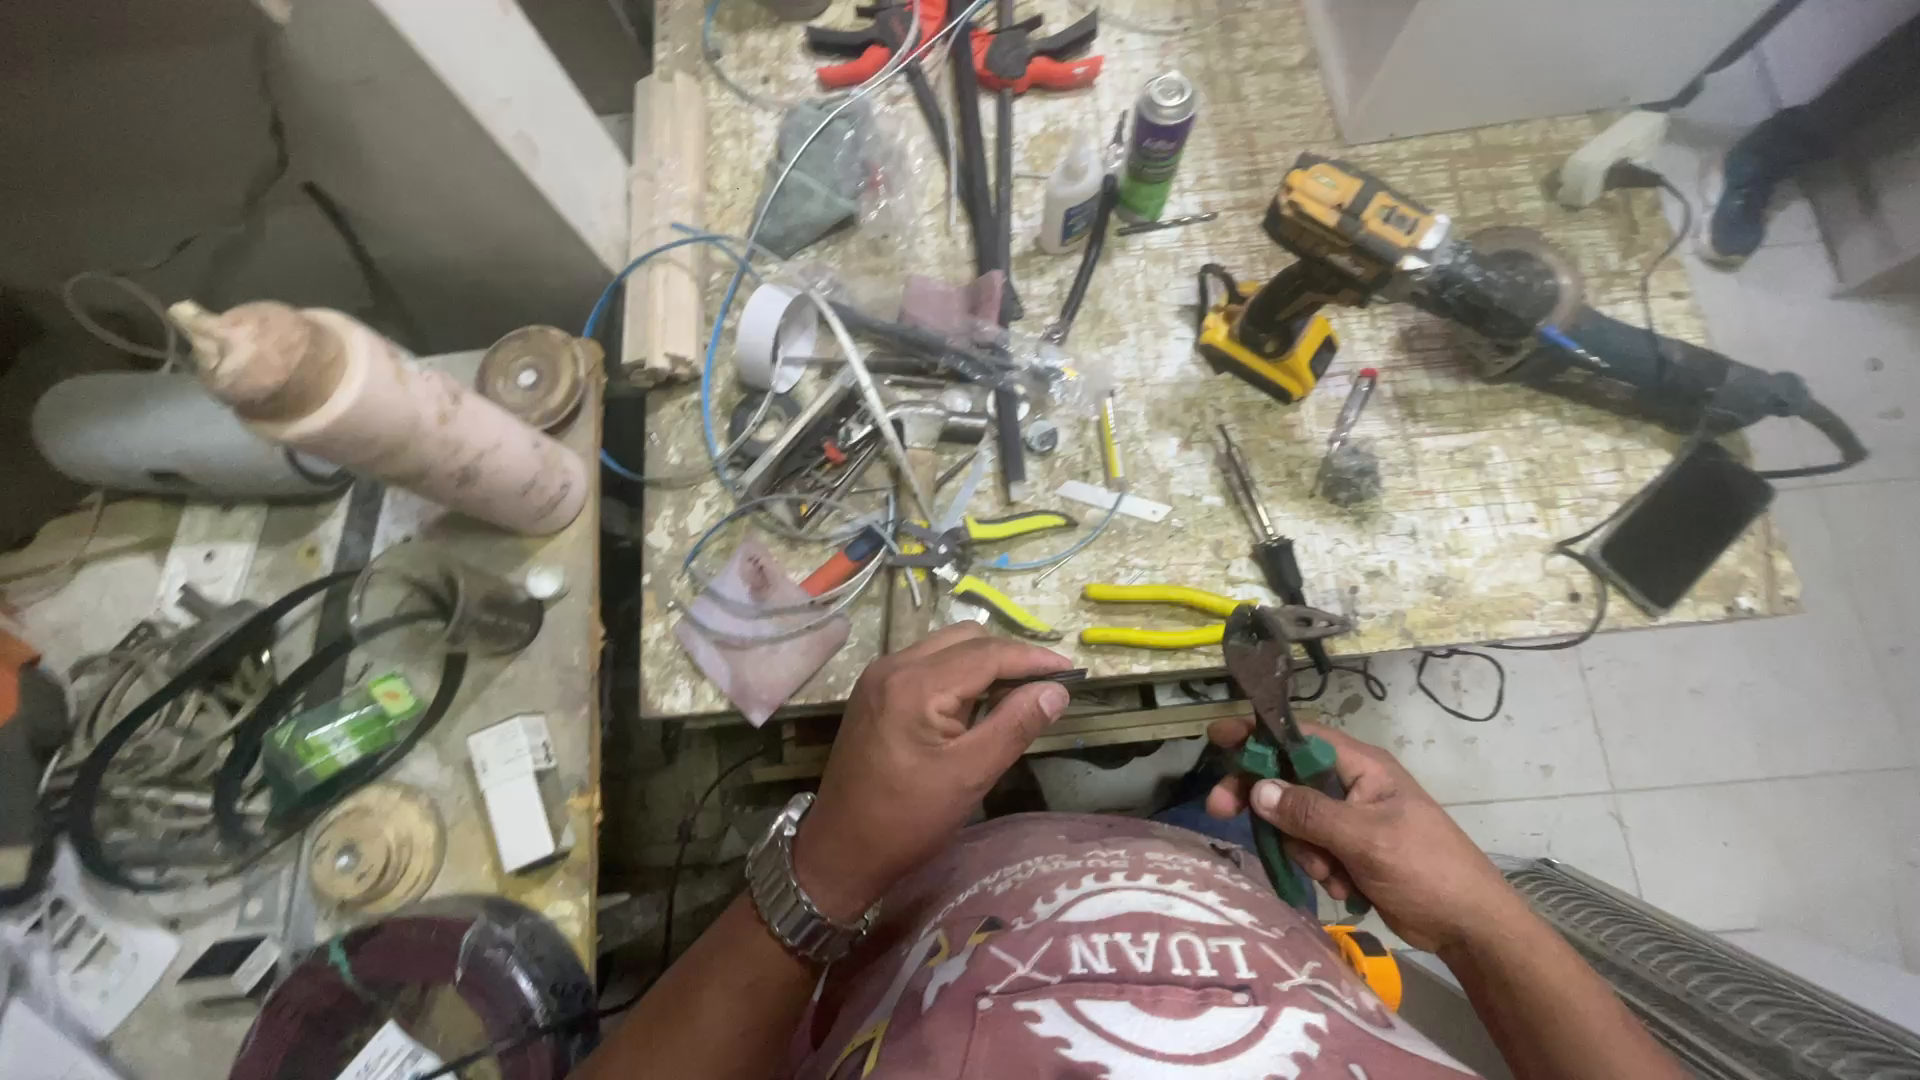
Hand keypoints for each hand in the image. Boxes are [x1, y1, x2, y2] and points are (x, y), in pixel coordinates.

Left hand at [791, 623, 1073, 920]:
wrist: (839, 851)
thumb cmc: (907, 820)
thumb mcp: (970, 775)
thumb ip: (1015, 725)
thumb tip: (1056, 691)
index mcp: (914, 683)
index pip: (986, 653)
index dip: (1032, 659)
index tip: (1071, 672)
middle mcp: (893, 665)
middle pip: (966, 638)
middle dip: (1009, 657)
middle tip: (1044, 687)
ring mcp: (879, 675)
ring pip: (947, 647)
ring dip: (984, 663)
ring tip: (1016, 696)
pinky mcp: (875, 690)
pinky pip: (928, 664)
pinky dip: (958, 674)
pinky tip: (976, 704)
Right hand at [1205, 717, 1528, 951]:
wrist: (1471, 929)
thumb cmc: (1427, 869)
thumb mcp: (1365, 838)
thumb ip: (1309, 812)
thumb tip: (1257, 790)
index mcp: (1361, 766)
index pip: (1298, 736)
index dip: (1257, 734)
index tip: (1218, 738)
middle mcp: (1351, 785)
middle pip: (1286, 778)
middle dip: (1261, 799)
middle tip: (1220, 810)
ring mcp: (1349, 818)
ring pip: (1294, 818)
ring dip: (1300, 846)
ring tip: (1328, 871)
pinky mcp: (1348, 848)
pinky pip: (1310, 847)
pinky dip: (1317, 866)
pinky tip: (1342, 885)